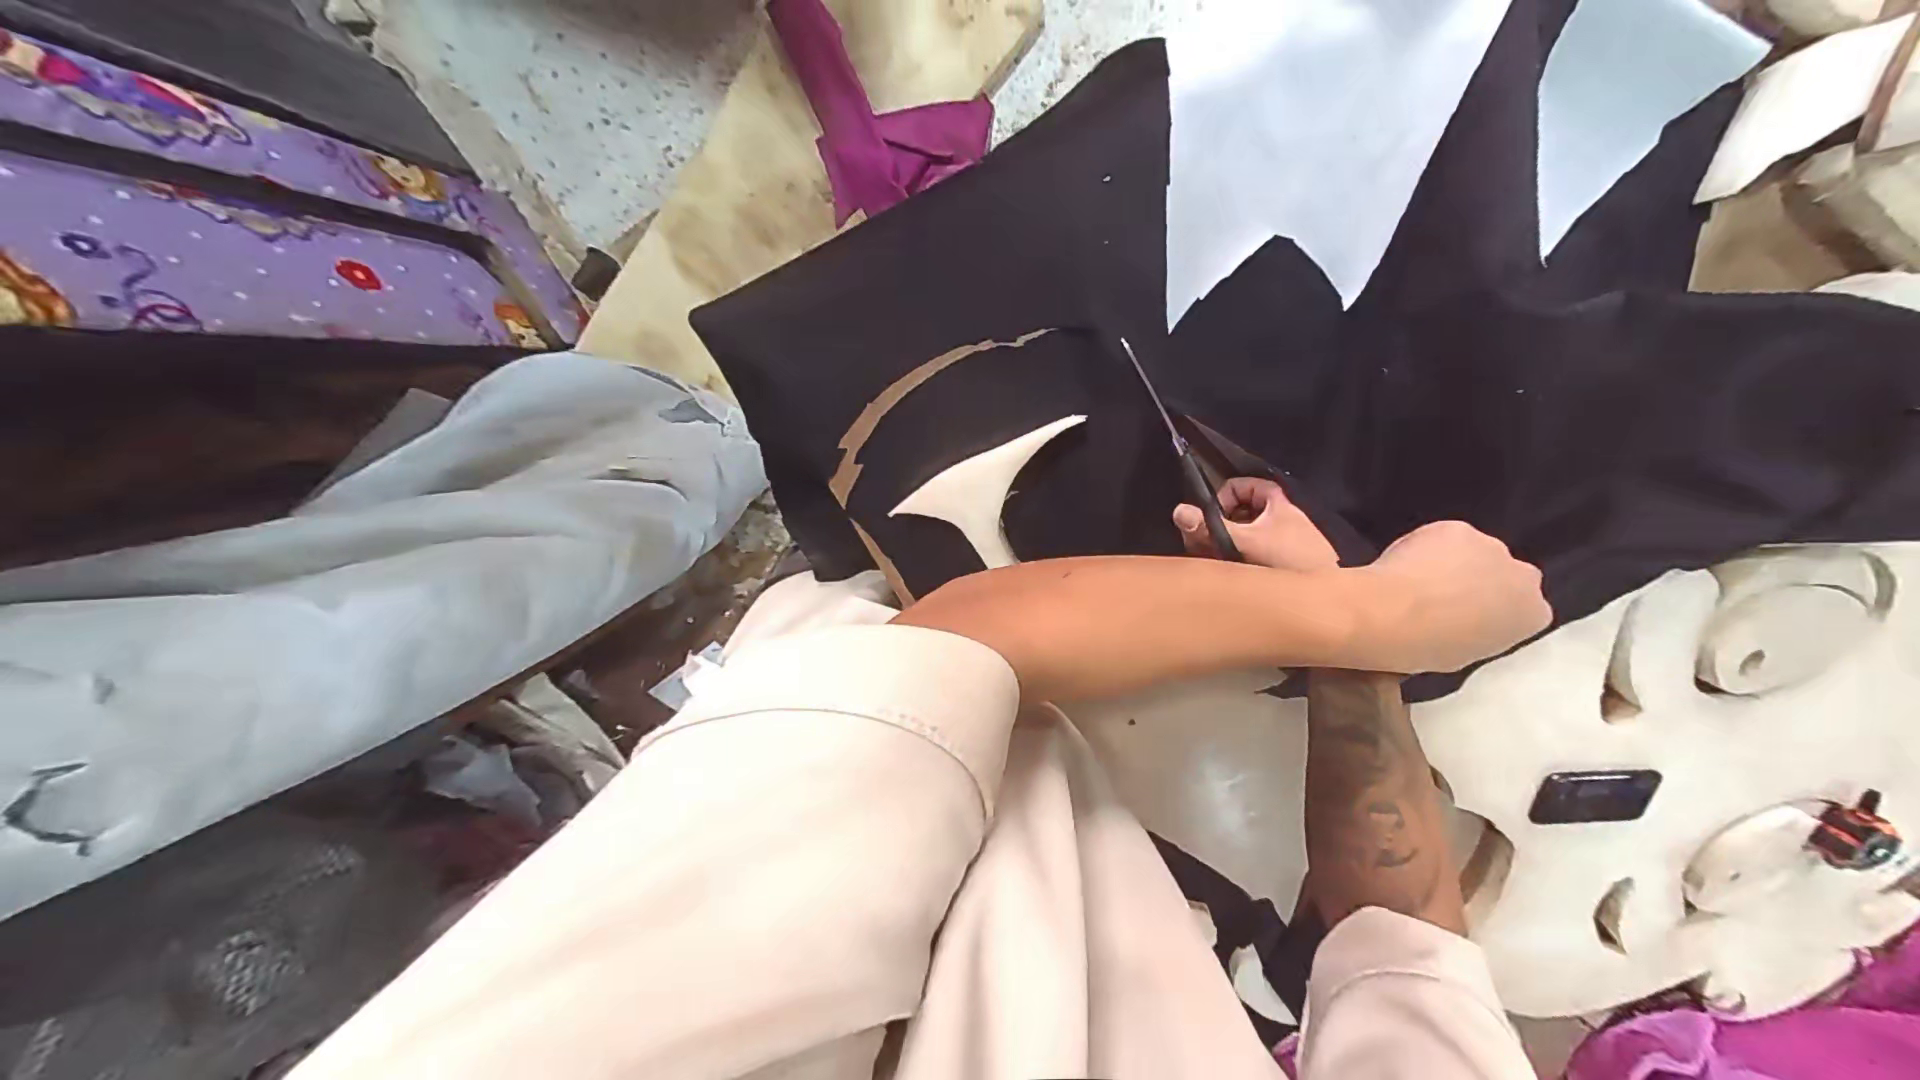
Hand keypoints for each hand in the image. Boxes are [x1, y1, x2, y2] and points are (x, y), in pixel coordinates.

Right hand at [1173, 477, 1338, 571]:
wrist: (1331, 601)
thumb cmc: (1289, 561)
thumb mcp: (1244, 541)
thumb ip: (1209, 528)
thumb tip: (1178, 511)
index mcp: (1277, 501)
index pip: (1239, 485)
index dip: (1220, 498)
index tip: (1210, 518)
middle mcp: (1281, 516)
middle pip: (1237, 511)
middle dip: (1216, 525)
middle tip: (1203, 544)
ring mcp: (1283, 539)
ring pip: (1242, 532)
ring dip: (1223, 544)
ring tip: (1214, 561)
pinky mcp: (1284, 560)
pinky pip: (1250, 551)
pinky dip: (1236, 558)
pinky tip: (1228, 574)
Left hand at [1347, 521, 1550, 673]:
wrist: (1393, 614)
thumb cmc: (1425, 646)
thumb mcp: (1465, 654)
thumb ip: (1477, 633)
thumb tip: (1459, 626)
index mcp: (1533, 615)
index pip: (1520, 608)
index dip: (1488, 610)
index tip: (1462, 615)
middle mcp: (1525, 577)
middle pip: (1504, 575)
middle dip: (1479, 581)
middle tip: (1439, 594)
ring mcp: (1492, 546)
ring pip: (1474, 551)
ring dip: (1452, 561)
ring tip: (1416, 578)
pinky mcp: (1457, 528)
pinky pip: (1443, 536)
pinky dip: (1426, 545)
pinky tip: (1405, 561)